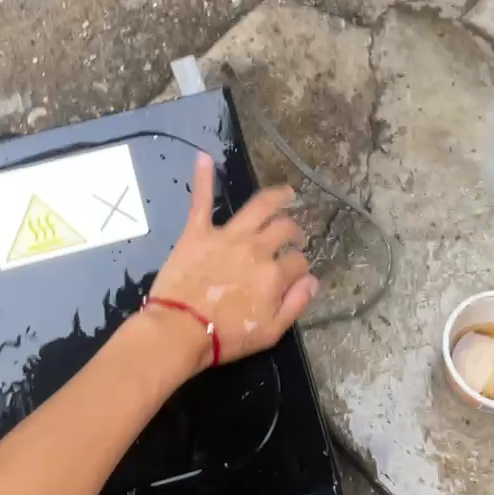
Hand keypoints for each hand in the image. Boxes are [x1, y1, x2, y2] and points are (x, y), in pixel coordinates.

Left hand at [149, 153, 319, 373]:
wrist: (180, 330)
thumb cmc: (226, 337)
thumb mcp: (271, 332)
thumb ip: (296, 304)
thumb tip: (313, 280)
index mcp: (274, 274)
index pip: (298, 262)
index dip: (300, 267)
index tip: (295, 274)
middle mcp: (256, 248)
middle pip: (284, 229)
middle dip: (293, 230)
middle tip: (293, 233)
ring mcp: (226, 237)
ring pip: (258, 207)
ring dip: (275, 196)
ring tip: (286, 193)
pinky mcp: (197, 232)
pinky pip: (201, 200)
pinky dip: (203, 178)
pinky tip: (204, 157)